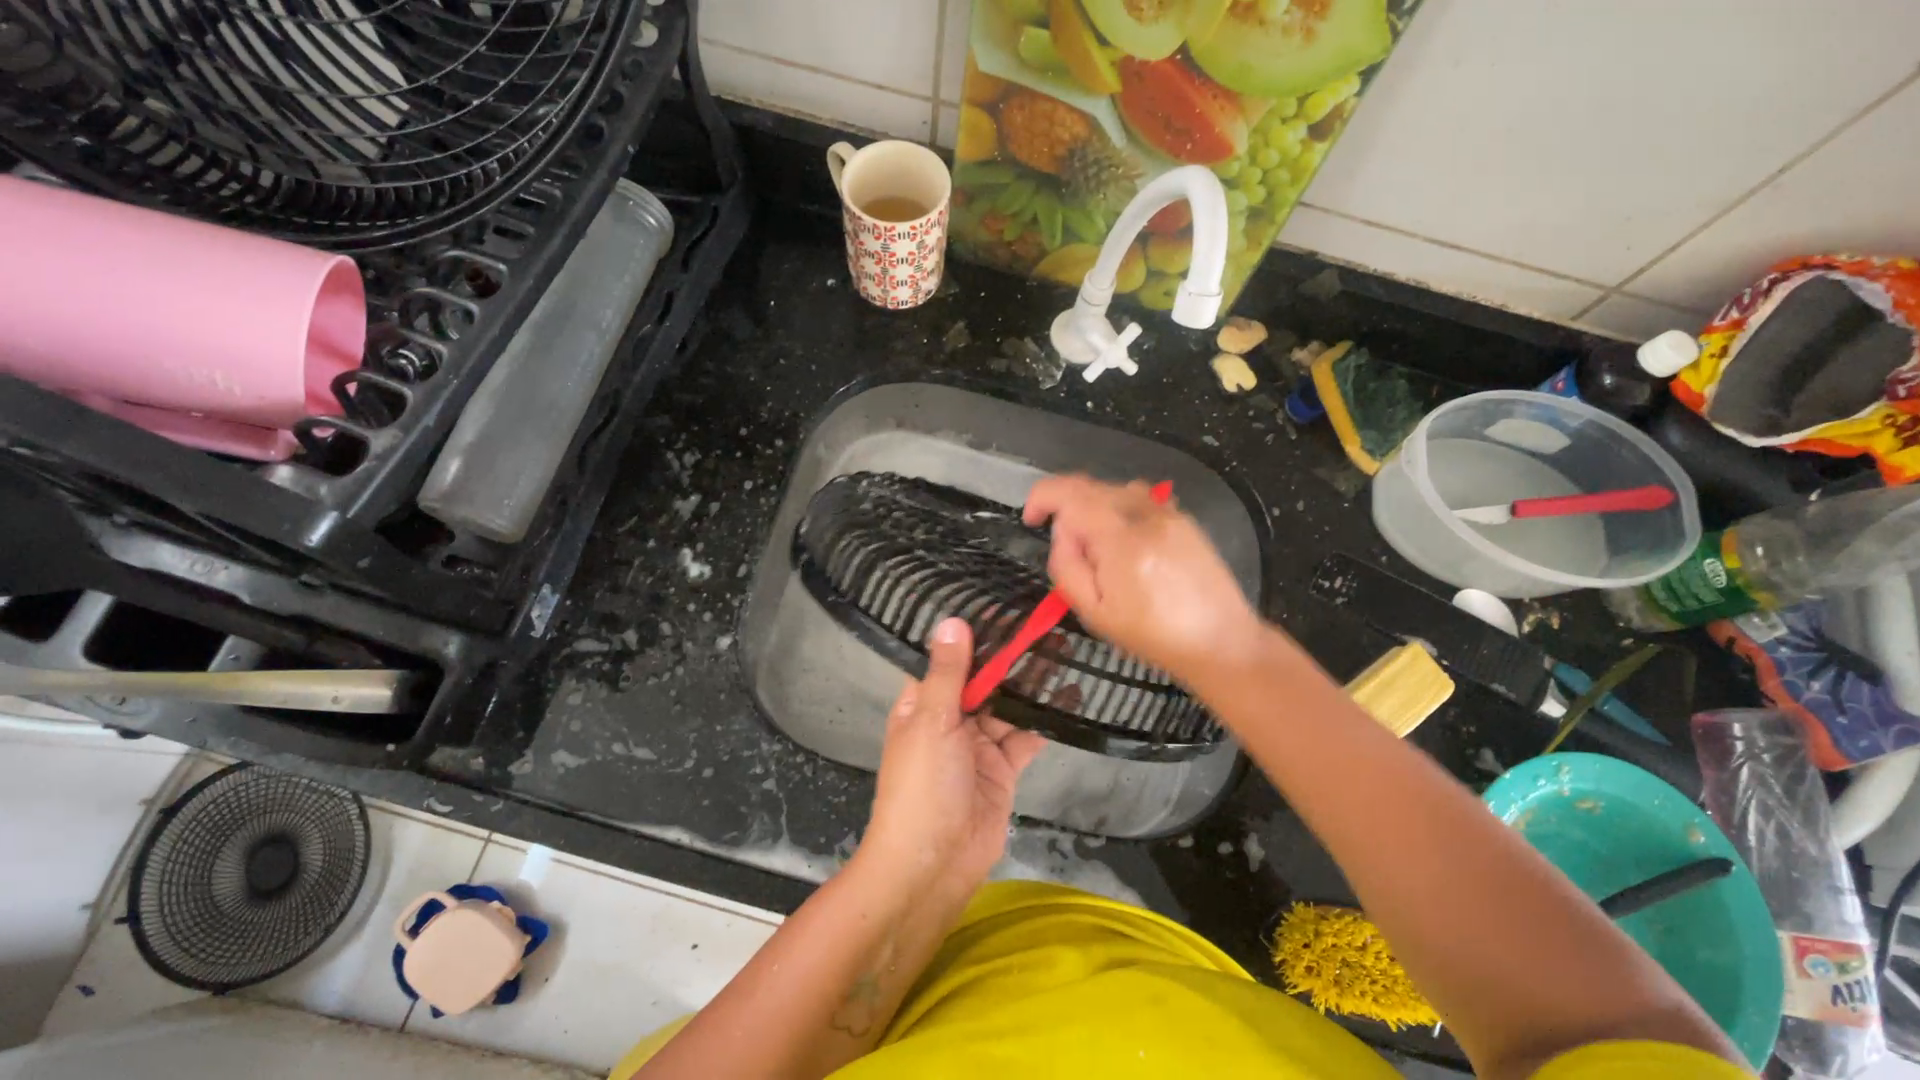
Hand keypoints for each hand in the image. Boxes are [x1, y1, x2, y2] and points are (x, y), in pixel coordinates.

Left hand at [860, 618, 1047, 892]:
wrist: (933, 864)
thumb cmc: (922, 786)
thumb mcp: (932, 722)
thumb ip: (949, 673)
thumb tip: (951, 621)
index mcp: (921, 705)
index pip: (946, 660)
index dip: (971, 635)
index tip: (1003, 604)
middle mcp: (948, 720)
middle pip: (982, 681)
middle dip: (1010, 658)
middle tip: (1046, 623)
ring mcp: (977, 746)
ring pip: (1007, 706)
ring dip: (1031, 685)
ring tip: (1064, 650)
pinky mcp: (1003, 770)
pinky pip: (1025, 737)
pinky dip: (1045, 721)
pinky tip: (1071, 697)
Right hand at [1023, 474, 1264, 685]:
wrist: (1220, 640)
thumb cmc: (1153, 636)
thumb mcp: (1095, 614)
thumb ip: (1067, 568)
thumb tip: (1061, 533)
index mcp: (1121, 541)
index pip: (1071, 494)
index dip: (1042, 498)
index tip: (1031, 519)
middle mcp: (1146, 515)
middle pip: (1091, 488)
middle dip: (1068, 511)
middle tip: (1073, 554)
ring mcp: (1168, 514)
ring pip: (1114, 490)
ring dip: (1094, 510)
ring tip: (1101, 552)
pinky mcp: (1183, 519)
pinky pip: (1140, 500)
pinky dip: (1120, 513)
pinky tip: (1128, 548)